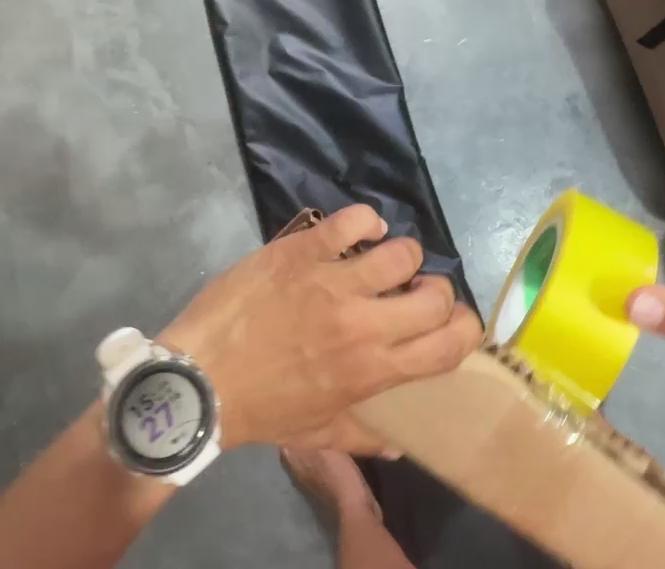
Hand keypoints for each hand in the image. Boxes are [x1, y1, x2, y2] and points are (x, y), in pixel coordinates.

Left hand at [160, 204, 482, 448]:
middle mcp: (363, 323)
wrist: (198, 377)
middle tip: (413, 292)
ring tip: (382, 262)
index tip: (452, 323)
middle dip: (436, 291)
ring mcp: (332, 281)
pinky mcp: (302, 250)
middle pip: (436, 295)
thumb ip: (363, 437)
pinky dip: (366, 221)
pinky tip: (360, 232)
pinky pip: (353, 220)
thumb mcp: (315, 432)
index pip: (448, 346)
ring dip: (402, 256)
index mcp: (372, 371)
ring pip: (402, 252)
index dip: (465, 330)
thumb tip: (401, 444)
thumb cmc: (258, 409)